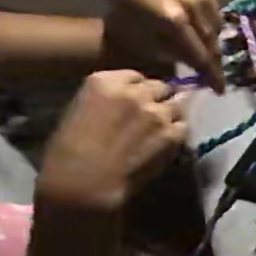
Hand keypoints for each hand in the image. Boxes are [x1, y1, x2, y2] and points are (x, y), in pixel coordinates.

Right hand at [37, 70, 186, 210]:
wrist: (86, 179)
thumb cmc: (71, 149)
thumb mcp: (83, 109)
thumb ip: (110, 99)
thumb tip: (129, 102)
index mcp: (104, 81)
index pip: (135, 76)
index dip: (139, 89)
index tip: (139, 100)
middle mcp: (135, 93)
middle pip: (160, 87)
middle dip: (158, 98)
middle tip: (153, 114)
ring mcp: (157, 113)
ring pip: (177, 104)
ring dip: (172, 114)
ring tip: (163, 128)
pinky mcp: (173, 134)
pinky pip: (184, 126)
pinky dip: (179, 132)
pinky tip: (168, 142)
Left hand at [101, 0, 224, 91]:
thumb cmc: (127, 14)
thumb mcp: (146, 42)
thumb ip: (176, 57)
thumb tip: (199, 70)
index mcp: (174, 19)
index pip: (201, 54)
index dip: (212, 75)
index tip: (219, 90)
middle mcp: (192, 4)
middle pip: (211, 42)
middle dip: (213, 61)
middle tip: (214, 77)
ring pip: (216, 30)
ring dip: (212, 44)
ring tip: (204, 55)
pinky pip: (216, 16)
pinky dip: (211, 28)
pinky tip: (200, 34)